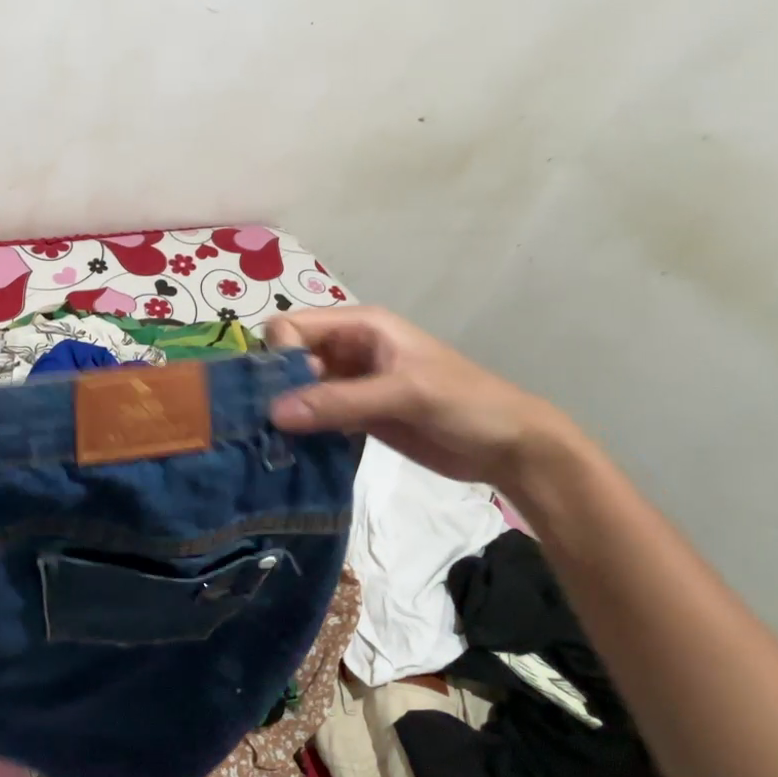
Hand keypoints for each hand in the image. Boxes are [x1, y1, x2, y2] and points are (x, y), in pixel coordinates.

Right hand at [265, 306, 577, 488]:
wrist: (510, 448)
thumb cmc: (466, 404)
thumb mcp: (404, 394)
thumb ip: (339, 401)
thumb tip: (273, 413)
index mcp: (360, 326)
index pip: (291, 327)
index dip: (278, 356)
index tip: (281, 393)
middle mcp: (347, 349)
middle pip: (287, 357)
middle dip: (273, 385)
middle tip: (267, 423)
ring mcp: (348, 383)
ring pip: (295, 389)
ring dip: (283, 411)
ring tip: (271, 441)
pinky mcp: (352, 415)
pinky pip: (311, 415)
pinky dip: (299, 430)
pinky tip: (289, 450)